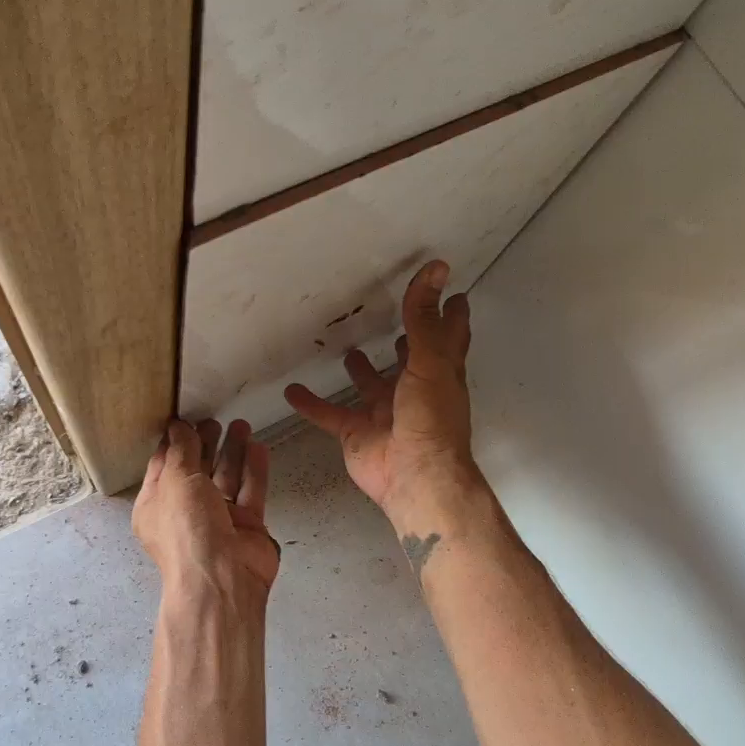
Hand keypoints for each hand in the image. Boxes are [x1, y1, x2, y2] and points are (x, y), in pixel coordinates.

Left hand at [133, 419, 280, 593]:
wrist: (222, 578)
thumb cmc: (188, 528)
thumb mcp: (176, 481)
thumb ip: (181, 451)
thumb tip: (177, 427)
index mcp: (156, 506)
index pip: (163, 467)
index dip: (174, 442)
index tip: (185, 417)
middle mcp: (185, 513)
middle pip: (196, 471)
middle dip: (205, 444)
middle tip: (215, 420)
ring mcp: (218, 520)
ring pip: (226, 479)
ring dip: (232, 452)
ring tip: (242, 424)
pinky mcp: (247, 526)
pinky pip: (250, 492)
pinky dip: (253, 470)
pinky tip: (258, 446)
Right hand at [284, 260, 479, 519]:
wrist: (414, 477)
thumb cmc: (430, 419)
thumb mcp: (429, 360)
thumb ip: (424, 316)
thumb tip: (438, 268)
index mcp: (439, 373)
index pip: (448, 336)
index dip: (451, 315)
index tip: (453, 292)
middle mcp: (414, 391)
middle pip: (410, 361)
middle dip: (406, 342)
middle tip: (396, 318)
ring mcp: (384, 414)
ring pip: (370, 386)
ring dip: (361, 371)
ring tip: (349, 351)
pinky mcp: (357, 433)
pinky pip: (330, 414)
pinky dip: (311, 403)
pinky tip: (292, 390)